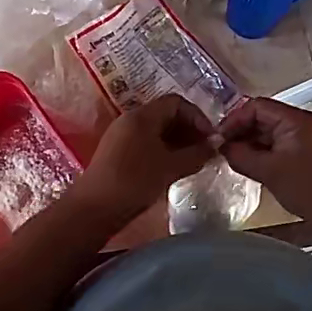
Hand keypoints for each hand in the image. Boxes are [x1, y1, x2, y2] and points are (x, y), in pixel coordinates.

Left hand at [73, 94, 217, 220]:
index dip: (198, 117)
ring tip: (193, 161)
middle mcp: (130, 119)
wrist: (95, 208)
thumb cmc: (135, 182)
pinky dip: (163, 150)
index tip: (211, 138)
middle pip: (166, 114)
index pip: (176, 102)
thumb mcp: (171, 167)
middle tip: (205, 151)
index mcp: (142, 116)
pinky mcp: (116, 152)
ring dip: (177, 142)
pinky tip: (173, 168)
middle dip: (189, 130)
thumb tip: (216, 143)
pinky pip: (145, 142)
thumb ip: (196, 153)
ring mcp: (121, 136)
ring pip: (156, 130)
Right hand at [218, 98, 311, 224]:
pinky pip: (283, 141)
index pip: (258, 106)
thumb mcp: (267, 171)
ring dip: (253, 142)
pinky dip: (266, 150)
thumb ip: (240, 155)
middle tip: (224, 149)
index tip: (220, 138)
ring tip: (235, 157)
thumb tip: (222, 147)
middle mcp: (306, 121)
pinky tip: (254, 163)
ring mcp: (311, 135)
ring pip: (273, 130)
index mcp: (298, 120)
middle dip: (242, 131)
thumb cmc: (307, 189)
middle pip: (266, 116)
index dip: (235, 120)